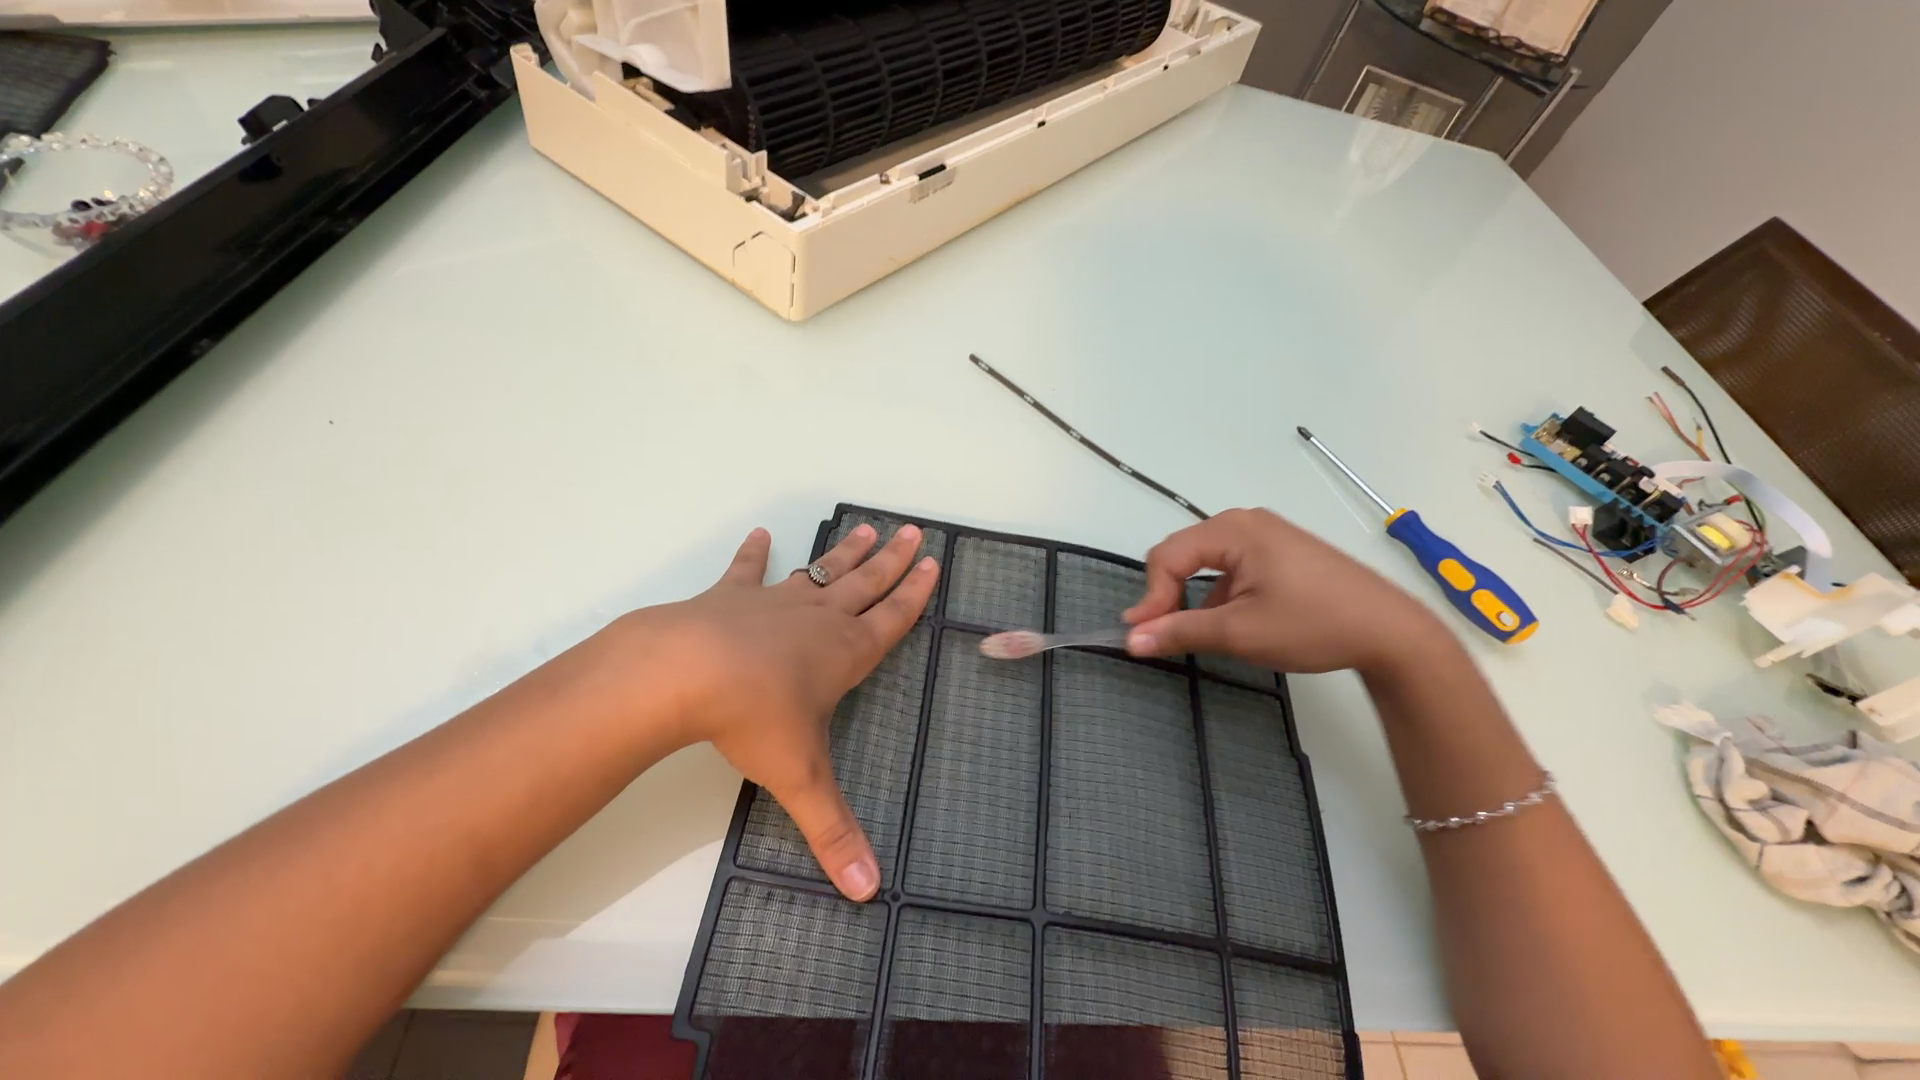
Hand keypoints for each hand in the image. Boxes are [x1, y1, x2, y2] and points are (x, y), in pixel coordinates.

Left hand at [620, 523, 938, 900]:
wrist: (684, 672)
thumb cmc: (754, 719)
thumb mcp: (801, 778)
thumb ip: (834, 832)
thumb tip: (869, 893)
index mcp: (844, 654)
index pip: (891, 620)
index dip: (914, 594)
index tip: (932, 564)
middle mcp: (818, 620)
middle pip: (865, 584)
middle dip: (891, 561)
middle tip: (913, 531)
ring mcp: (774, 603)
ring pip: (820, 572)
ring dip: (844, 552)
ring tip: (864, 527)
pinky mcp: (729, 597)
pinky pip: (748, 571)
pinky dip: (755, 554)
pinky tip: (761, 535)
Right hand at [1123, 508, 1443, 674]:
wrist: (1391, 632)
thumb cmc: (1313, 624)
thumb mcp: (1239, 632)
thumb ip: (1180, 631)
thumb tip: (1131, 639)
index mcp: (1232, 529)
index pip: (1166, 556)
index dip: (1150, 597)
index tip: (1144, 636)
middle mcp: (1246, 522)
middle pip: (1184, 554)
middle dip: (1168, 594)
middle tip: (1162, 634)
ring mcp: (1268, 535)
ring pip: (1208, 563)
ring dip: (1194, 595)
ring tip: (1196, 632)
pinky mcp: (1283, 553)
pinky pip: (1233, 567)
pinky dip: (1221, 593)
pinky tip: (1231, 623)